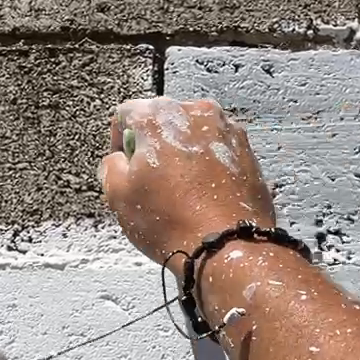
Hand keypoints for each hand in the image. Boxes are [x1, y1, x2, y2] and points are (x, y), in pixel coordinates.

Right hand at [99, 97, 276, 265]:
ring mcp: (228, 130)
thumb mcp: (118, 196)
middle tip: (151, 182)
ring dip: (183, 155)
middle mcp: (197, 112)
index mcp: (160, 115)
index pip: (127, 114)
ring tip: (180, 192)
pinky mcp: (248, 152)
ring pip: (194, 135)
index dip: (119, 141)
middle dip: (154, 147)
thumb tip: (119, 161)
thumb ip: (111, 166)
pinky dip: (209, 167)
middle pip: (164, 121)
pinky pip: (219, 151)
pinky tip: (204, 196)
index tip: (124, 167)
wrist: (227, 247)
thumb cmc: (170, 221)